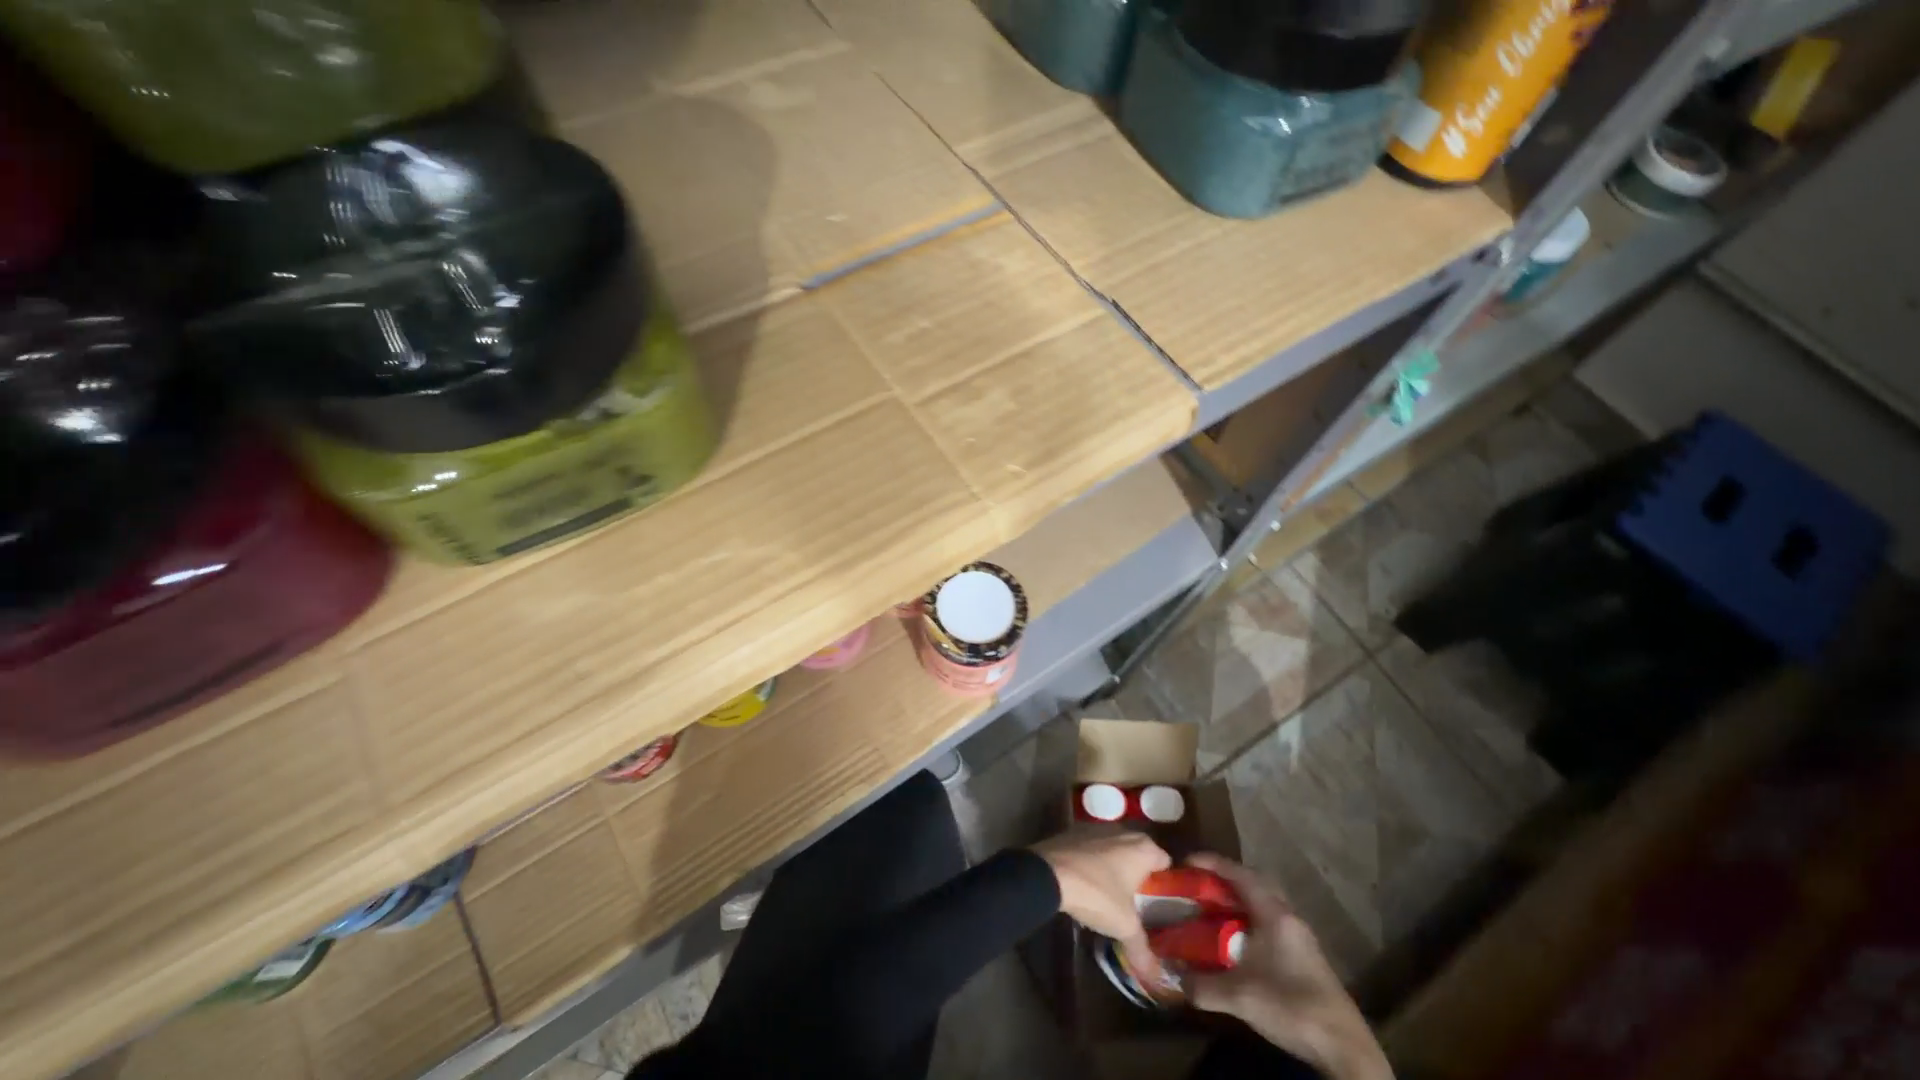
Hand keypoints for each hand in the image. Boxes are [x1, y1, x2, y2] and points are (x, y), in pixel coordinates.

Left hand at [1032, 830, 1170, 972]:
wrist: (1048, 874)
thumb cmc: (1096, 894)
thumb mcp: (1123, 926)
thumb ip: (1142, 950)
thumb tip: (1157, 977)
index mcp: (1143, 848)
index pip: (1165, 863)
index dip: (1165, 882)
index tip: (1161, 903)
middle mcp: (1124, 831)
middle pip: (1139, 854)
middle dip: (1139, 875)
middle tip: (1138, 902)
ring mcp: (1097, 828)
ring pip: (1115, 849)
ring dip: (1114, 866)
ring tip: (1111, 894)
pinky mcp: (1073, 831)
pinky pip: (1092, 848)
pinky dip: (1092, 860)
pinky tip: (1086, 882)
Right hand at [1182, 854, 1391, 1079]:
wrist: (1341, 1044)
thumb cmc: (1290, 1006)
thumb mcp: (1238, 997)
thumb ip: (1201, 985)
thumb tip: (1175, 976)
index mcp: (1274, 915)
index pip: (1241, 875)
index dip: (1212, 864)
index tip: (1186, 862)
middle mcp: (1288, 918)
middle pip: (1254, 885)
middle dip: (1223, 880)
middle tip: (1196, 887)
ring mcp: (1298, 937)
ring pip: (1262, 906)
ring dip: (1236, 903)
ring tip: (1208, 911)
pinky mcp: (1301, 956)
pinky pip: (1268, 925)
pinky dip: (1246, 923)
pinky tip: (1231, 943)